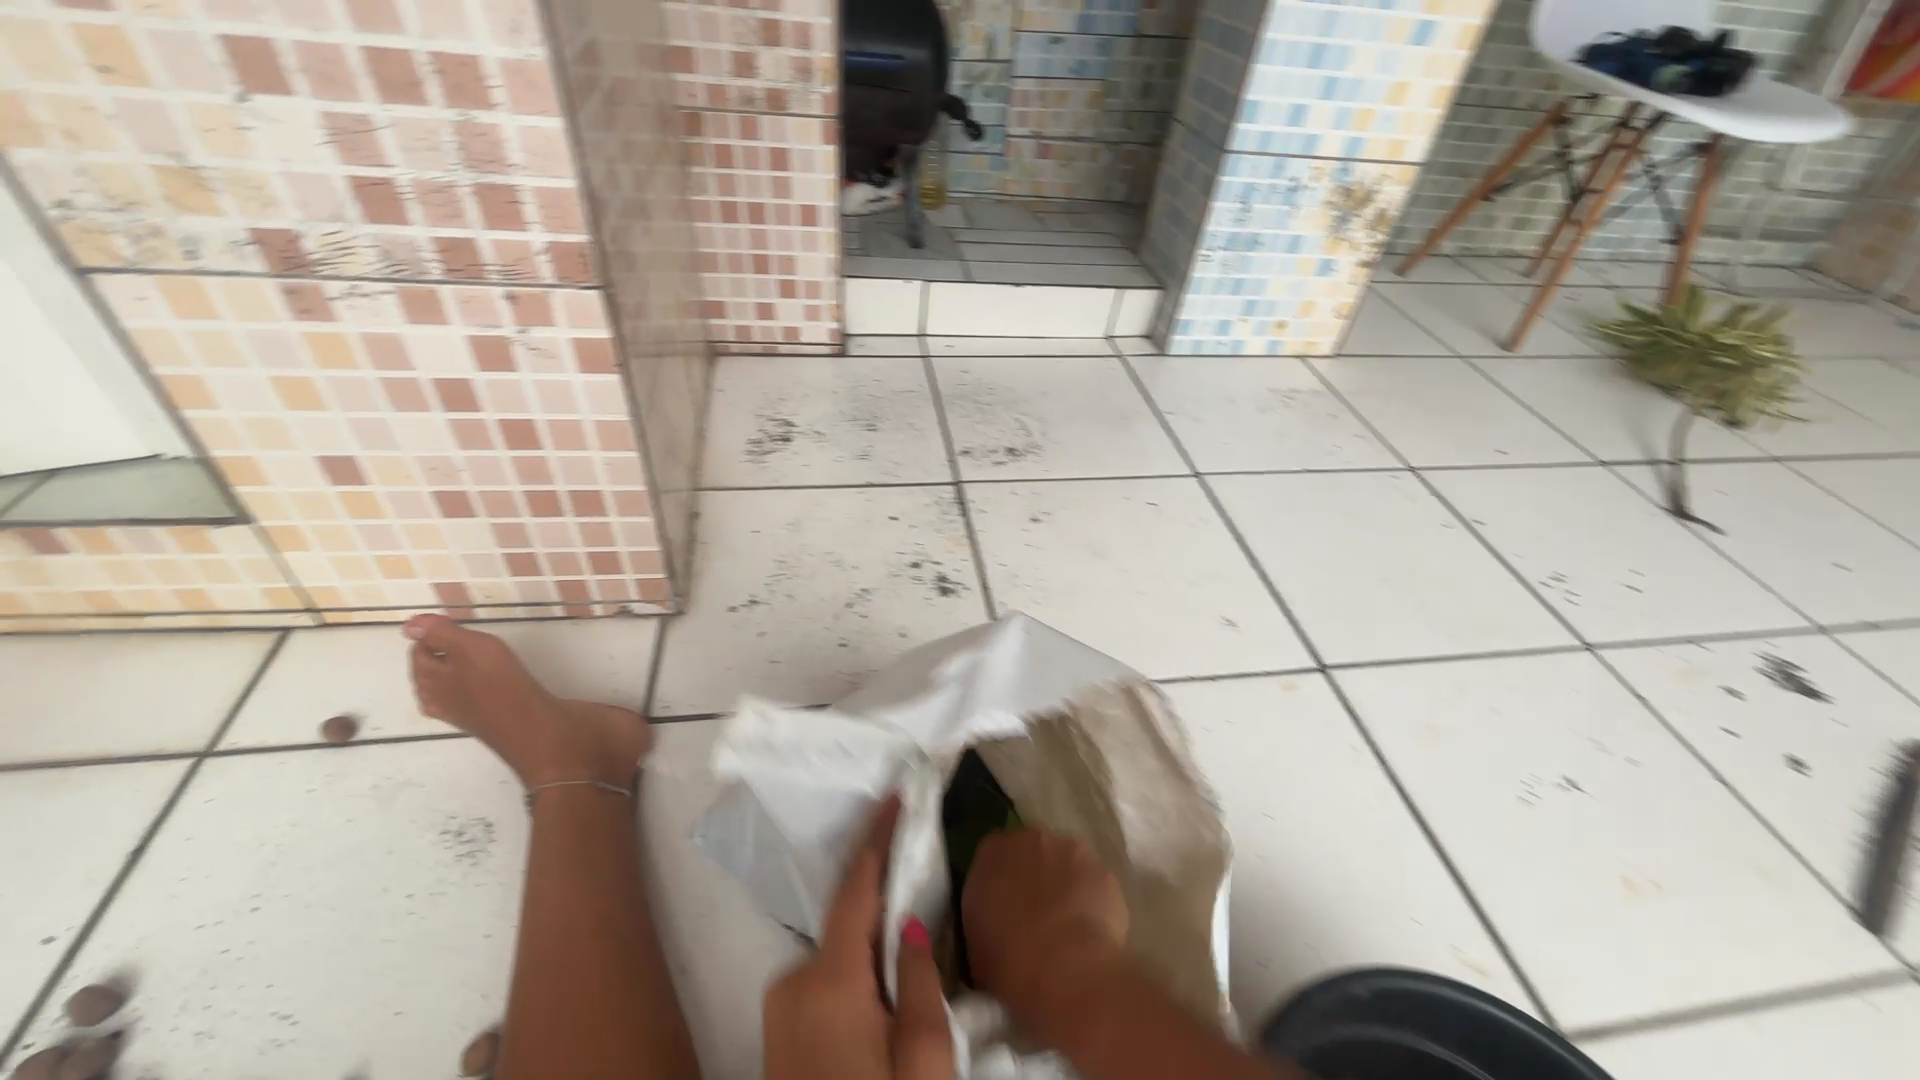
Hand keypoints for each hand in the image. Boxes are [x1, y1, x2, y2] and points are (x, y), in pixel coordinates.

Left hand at [765, 795, 953, 1079]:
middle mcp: (794, 981)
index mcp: (829, 982)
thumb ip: (919, 984)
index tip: (895, 795)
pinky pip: (827, 981)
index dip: (876, 838)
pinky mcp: (780, 1028)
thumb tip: (907, 921)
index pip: (856, 890)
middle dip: (887, 906)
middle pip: (850, 923)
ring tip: (916, 978)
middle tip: (930, 901)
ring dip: (875, 950)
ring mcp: (780, 1005)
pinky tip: (886, 1005)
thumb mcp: (923, 1065)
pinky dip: (858, 975)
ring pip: (841, 955)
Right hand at [961, 828, 1128, 1028]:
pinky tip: (1091, 933)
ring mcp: (1073, 852)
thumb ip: (984, 917)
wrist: (1064, 970)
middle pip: (1033, 850)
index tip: (1004, 903)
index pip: (994, 853)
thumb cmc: (1007, 961)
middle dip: (1035, 875)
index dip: (1002, 877)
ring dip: (1066, 884)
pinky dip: (1093, 901)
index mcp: (992, 853)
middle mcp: (1032, 840)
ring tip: (1067, 926)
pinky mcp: (1105, 872)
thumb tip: (996, 922)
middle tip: (1035, 913)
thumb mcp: (974, 942)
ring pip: (1068, 863)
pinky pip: (1095, 884)